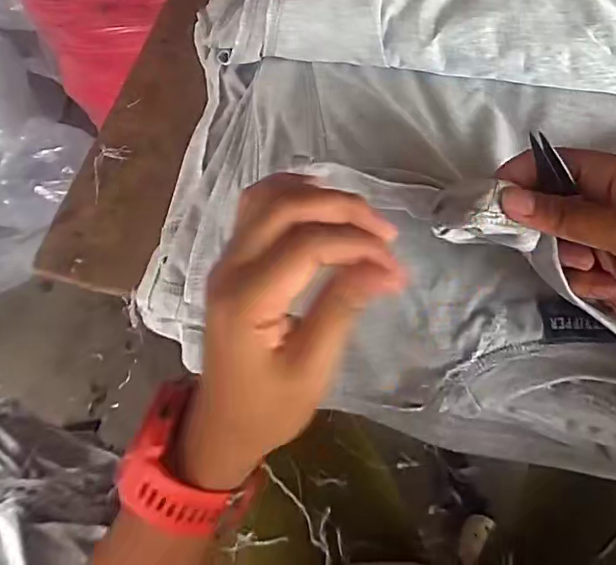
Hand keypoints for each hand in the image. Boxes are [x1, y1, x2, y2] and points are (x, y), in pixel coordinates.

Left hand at [175, 173, 406, 489]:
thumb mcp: (311, 370)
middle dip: (342, 208)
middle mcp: (230, 266)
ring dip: (317, 193)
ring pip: (268, 196)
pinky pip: (257, 204)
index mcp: (247, 300)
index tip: (394, 266)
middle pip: (286, 207)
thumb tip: (384, 267)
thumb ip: (342, 309)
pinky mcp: (232, 255)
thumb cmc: (269, 408)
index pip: (306, 245)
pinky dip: (291, 192)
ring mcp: (227, 256)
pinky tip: (320, 203)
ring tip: (358, 213)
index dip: (356, 244)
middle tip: (385, 231)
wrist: (221, 423)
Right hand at [497, 149, 615, 361]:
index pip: (553, 164)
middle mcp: (607, 202)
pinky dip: (586, 284)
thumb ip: (568, 216)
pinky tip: (615, 295)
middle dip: (551, 231)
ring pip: (557, 242)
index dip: (522, 178)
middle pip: (549, 205)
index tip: (495, 202)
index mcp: (615, 177)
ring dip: (570, 262)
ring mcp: (608, 239)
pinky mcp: (611, 272)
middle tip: (573, 252)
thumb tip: (507, 197)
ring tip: (605, 276)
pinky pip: (573, 270)